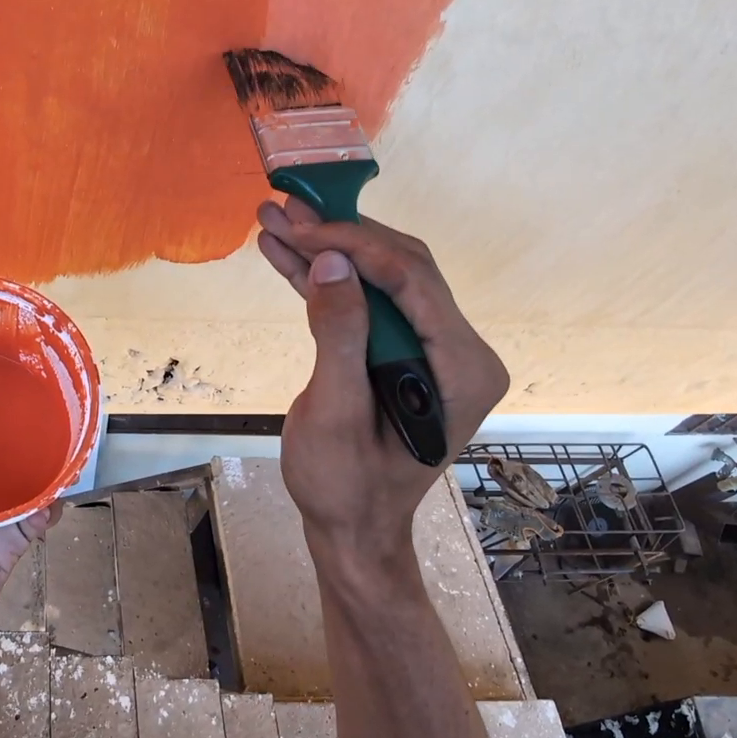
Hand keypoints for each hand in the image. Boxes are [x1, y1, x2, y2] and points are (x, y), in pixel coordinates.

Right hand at [256, 198, 509, 550]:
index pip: (412, 280)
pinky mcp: (399, 353)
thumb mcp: (336, 414)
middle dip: (337, 236)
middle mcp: (457, 350)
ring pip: (377, 279)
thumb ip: (338, 336)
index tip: (300, 227)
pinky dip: (323, 280)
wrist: (350, 530)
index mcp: (461, 367)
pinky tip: (285, 253)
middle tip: (282, 207)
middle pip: (399, 269)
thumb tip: (329, 259)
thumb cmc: (345, 485)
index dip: (355, 246)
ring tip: (274, 219)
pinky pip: (363, 304)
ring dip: (324, 250)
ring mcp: (428, 350)